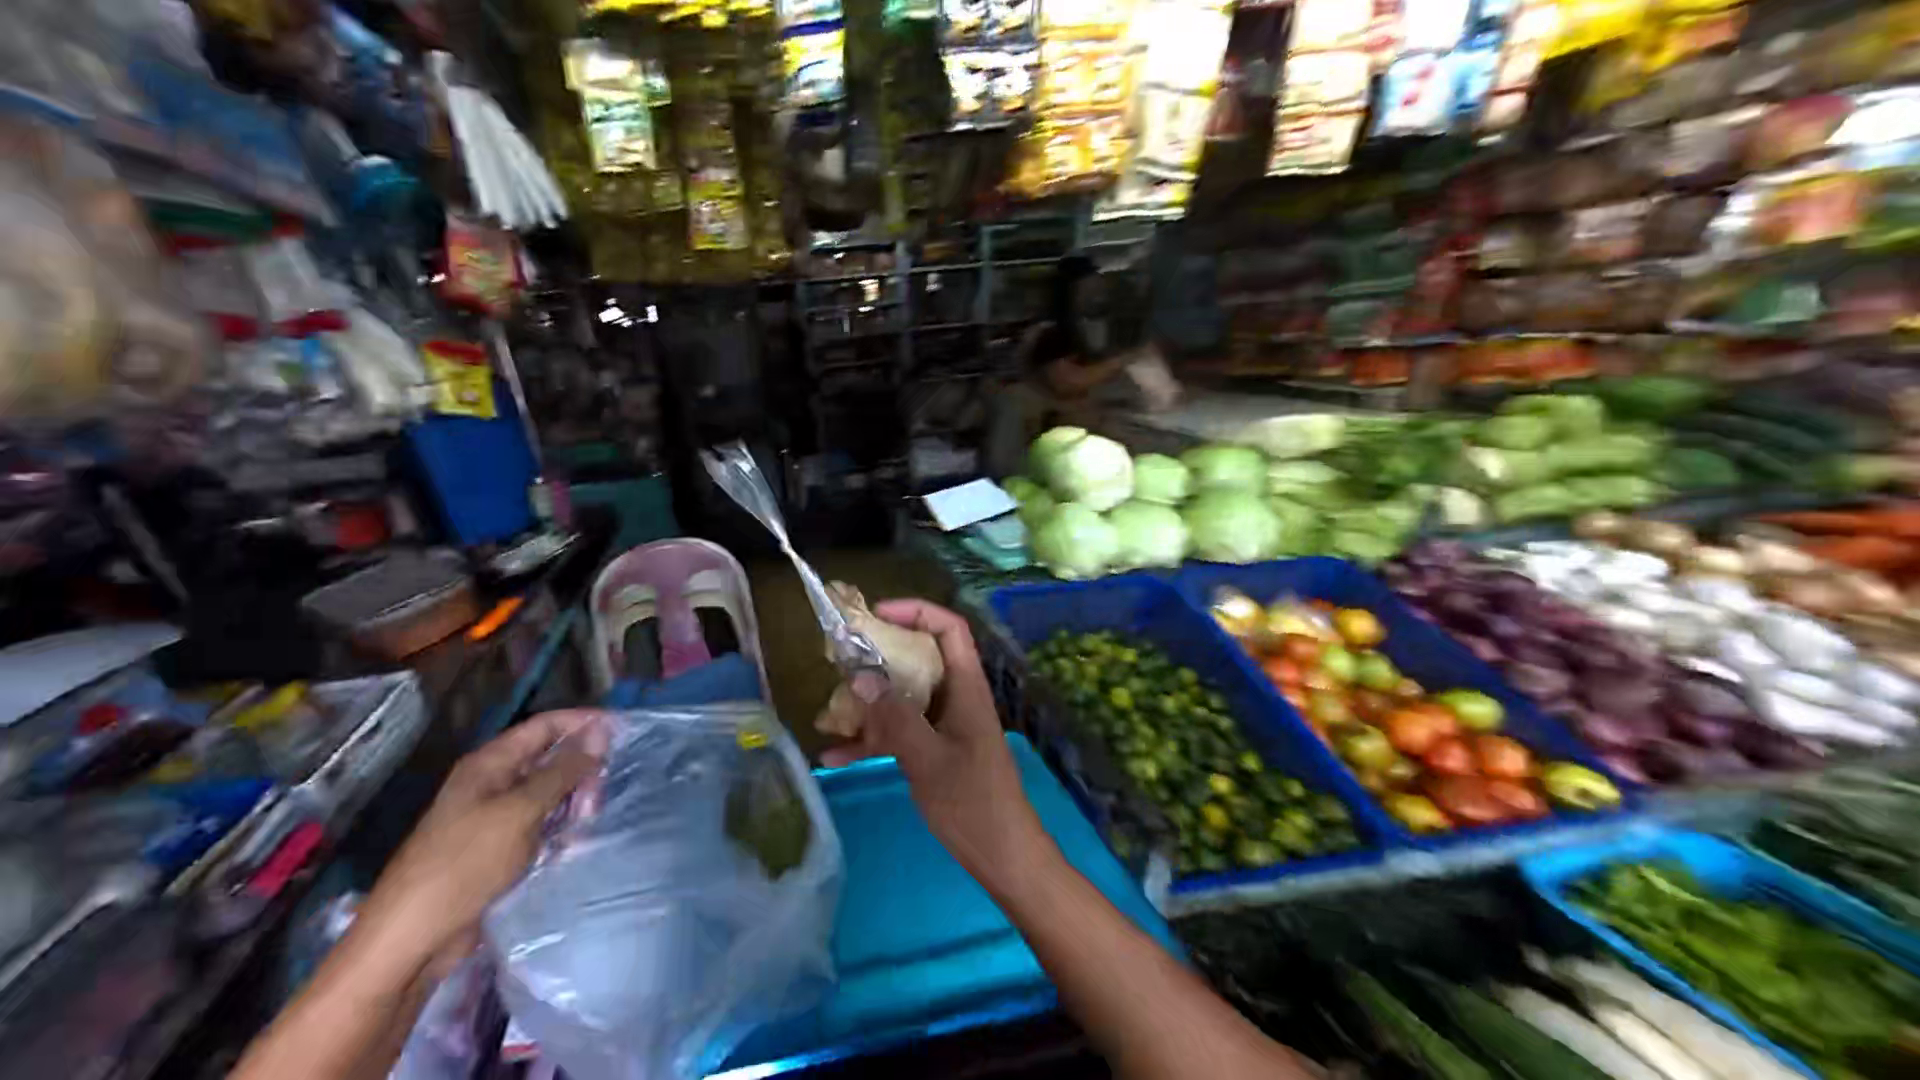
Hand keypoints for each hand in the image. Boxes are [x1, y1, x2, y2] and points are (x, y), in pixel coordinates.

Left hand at [357, 710, 605, 968]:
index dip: (584, 722)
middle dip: (582, 770)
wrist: (411, 941)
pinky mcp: (502, 847)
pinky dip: (564, 826)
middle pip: (551, 758)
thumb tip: (600, 731)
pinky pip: (544, 822)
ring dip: (575, 801)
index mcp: (490, 764)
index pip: (546, 725)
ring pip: (552, 792)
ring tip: (587, 823)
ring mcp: (497, 816)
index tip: (624, 730)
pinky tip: (575, 842)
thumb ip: (562, 770)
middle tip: (600, 796)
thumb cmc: (463, 866)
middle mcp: (494, 783)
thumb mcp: (520, 811)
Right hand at [823, 600, 1052, 891]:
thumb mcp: (929, 759)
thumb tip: (860, 676)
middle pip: (919, 658)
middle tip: (840, 660)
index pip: (949, 628)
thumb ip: (895, 718)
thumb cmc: (973, 803)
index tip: (875, 616)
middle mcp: (955, 697)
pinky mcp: (935, 750)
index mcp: (966, 687)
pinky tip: (833, 757)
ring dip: (869, 702)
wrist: (1002, 855)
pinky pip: (899, 731)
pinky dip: (871, 738)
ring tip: (829, 711)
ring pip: (904, 696)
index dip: (916, 611)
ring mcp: (945, 724)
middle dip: (879, 656)